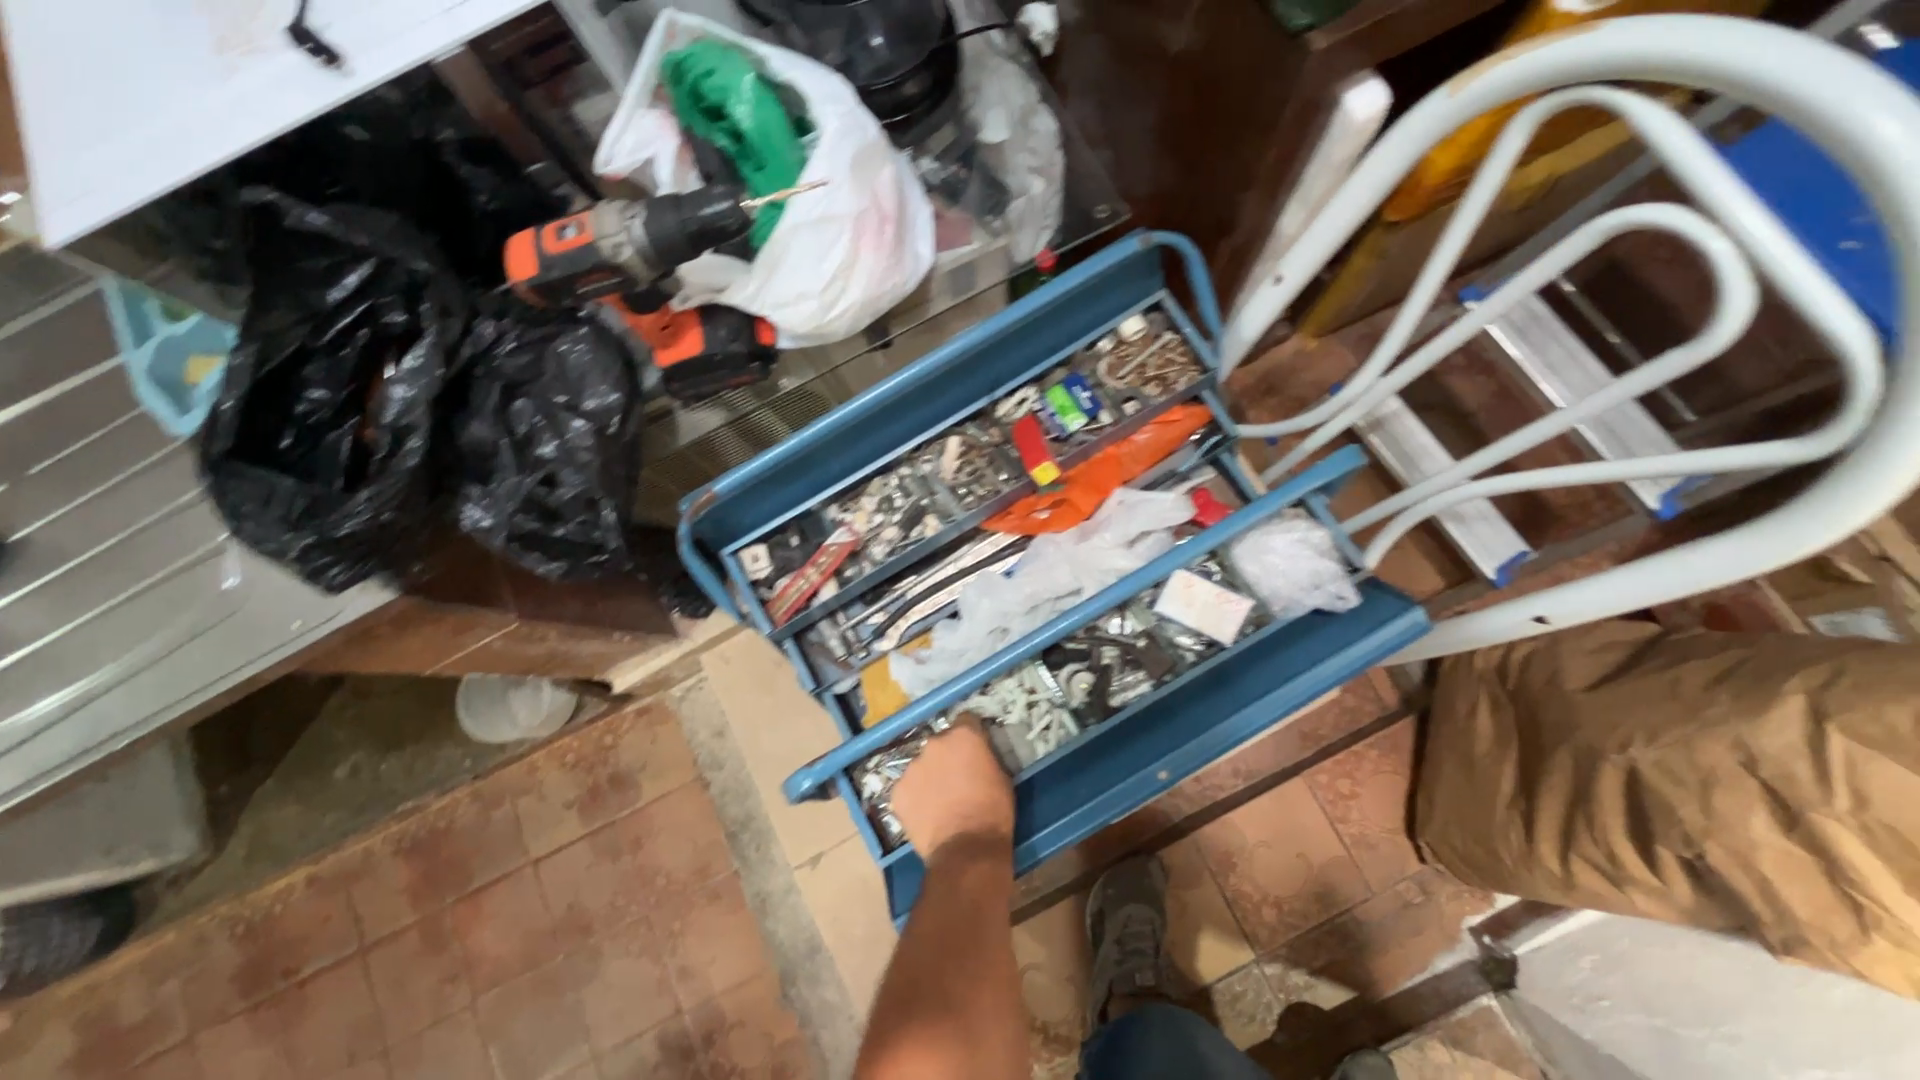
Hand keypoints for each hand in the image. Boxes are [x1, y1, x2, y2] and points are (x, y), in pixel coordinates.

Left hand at [890, 714, 1013, 861]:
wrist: (967, 850)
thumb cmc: (994, 812)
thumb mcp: (1002, 777)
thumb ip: (986, 759)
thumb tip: (978, 758)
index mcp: (963, 736)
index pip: (966, 721)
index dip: (971, 736)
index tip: (974, 751)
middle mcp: (933, 744)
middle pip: (939, 744)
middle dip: (947, 757)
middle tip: (956, 779)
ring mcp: (911, 767)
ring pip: (921, 767)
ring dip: (929, 777)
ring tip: (939, 801)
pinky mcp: (897, 791)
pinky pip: (907, 788)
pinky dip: (915, 797)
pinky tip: (926, 814)